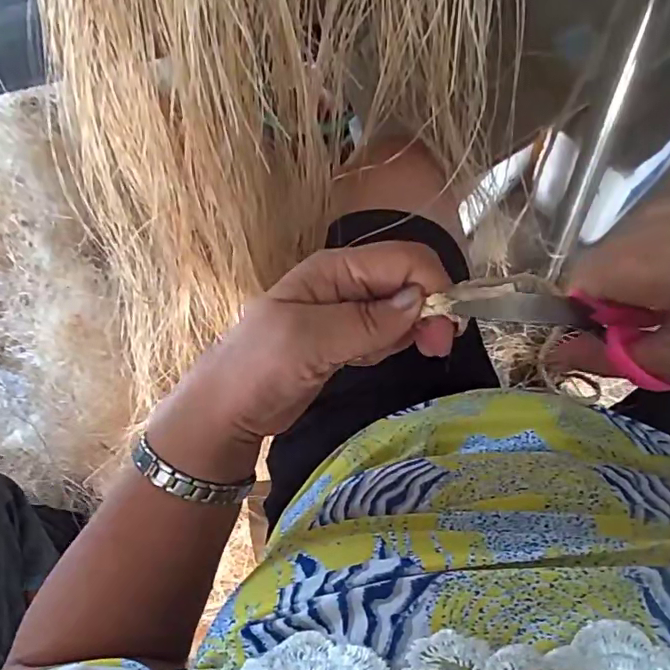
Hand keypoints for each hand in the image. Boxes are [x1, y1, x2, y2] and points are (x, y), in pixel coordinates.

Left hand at [147, 240, 456, 478]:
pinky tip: (367, 363)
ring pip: (400, 312)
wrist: (228, 410)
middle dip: (427, 312)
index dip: (433, 289)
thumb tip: (421, 300)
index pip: (404, 260)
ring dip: (406, 333)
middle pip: (408, 283)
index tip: (441, 333)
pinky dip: (388, 347)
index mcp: (335, 269)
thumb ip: (365, 320)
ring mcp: (345, 314)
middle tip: (432, 351)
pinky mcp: (345, 342)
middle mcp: (344, 284)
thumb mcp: (309, 340)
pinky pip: (384, 335)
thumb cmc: (258, 367)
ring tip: (375, 359)